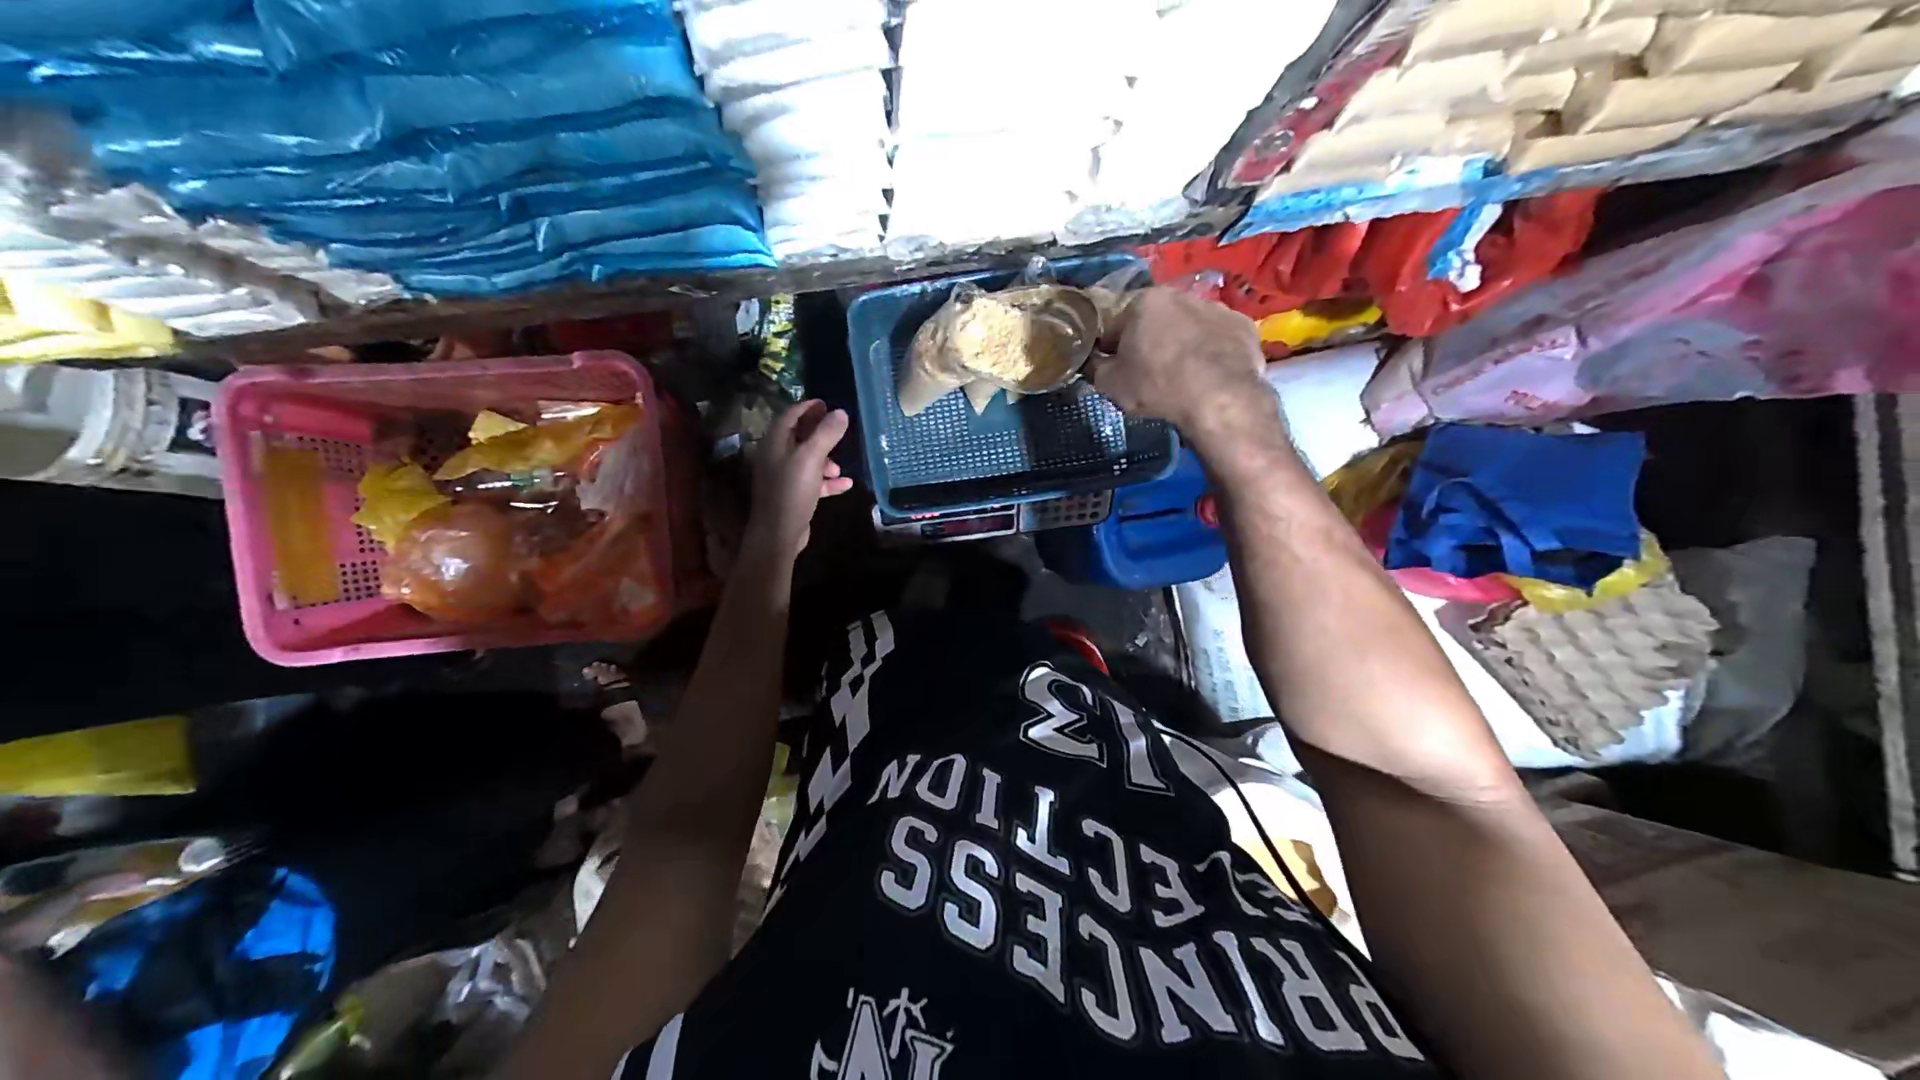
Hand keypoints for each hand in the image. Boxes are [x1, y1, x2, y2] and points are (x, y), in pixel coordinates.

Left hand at [748, 399, 852, 562]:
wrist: (778, 533)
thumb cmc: (791, 491)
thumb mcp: (811, 458)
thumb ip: (826, 434)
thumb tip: (840, 412)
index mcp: (775, 442)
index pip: (790, 415)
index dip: (807, 407)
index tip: (826, 403)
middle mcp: (776, 456)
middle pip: (799, 436)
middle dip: (820, 432)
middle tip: (839, 428)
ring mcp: (784, 476)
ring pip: (808, 459)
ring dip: (826, 459)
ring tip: (839, 466)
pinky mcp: (793, 495)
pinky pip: (814, 481)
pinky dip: (828, 480)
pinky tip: (845, 483)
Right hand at [1092, 287, 1275, 449]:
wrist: (1219, 399)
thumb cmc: (1157, 386)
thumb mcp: (1111, 384)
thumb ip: (1096, 368)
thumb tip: (1092, 361)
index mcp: (1145, 302)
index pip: (1117, 325)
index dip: (1112, 349)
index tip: (1114, 369)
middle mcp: (1182, 295)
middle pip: (1156, 321)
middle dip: (1150, 342)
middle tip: (1148, 375)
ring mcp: (1217, 308)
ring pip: (1189, 328)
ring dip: (1182, 345)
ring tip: (1182, 378)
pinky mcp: (1244, 326)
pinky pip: (1218, 339)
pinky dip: (1212, 353)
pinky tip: (1209, 377)